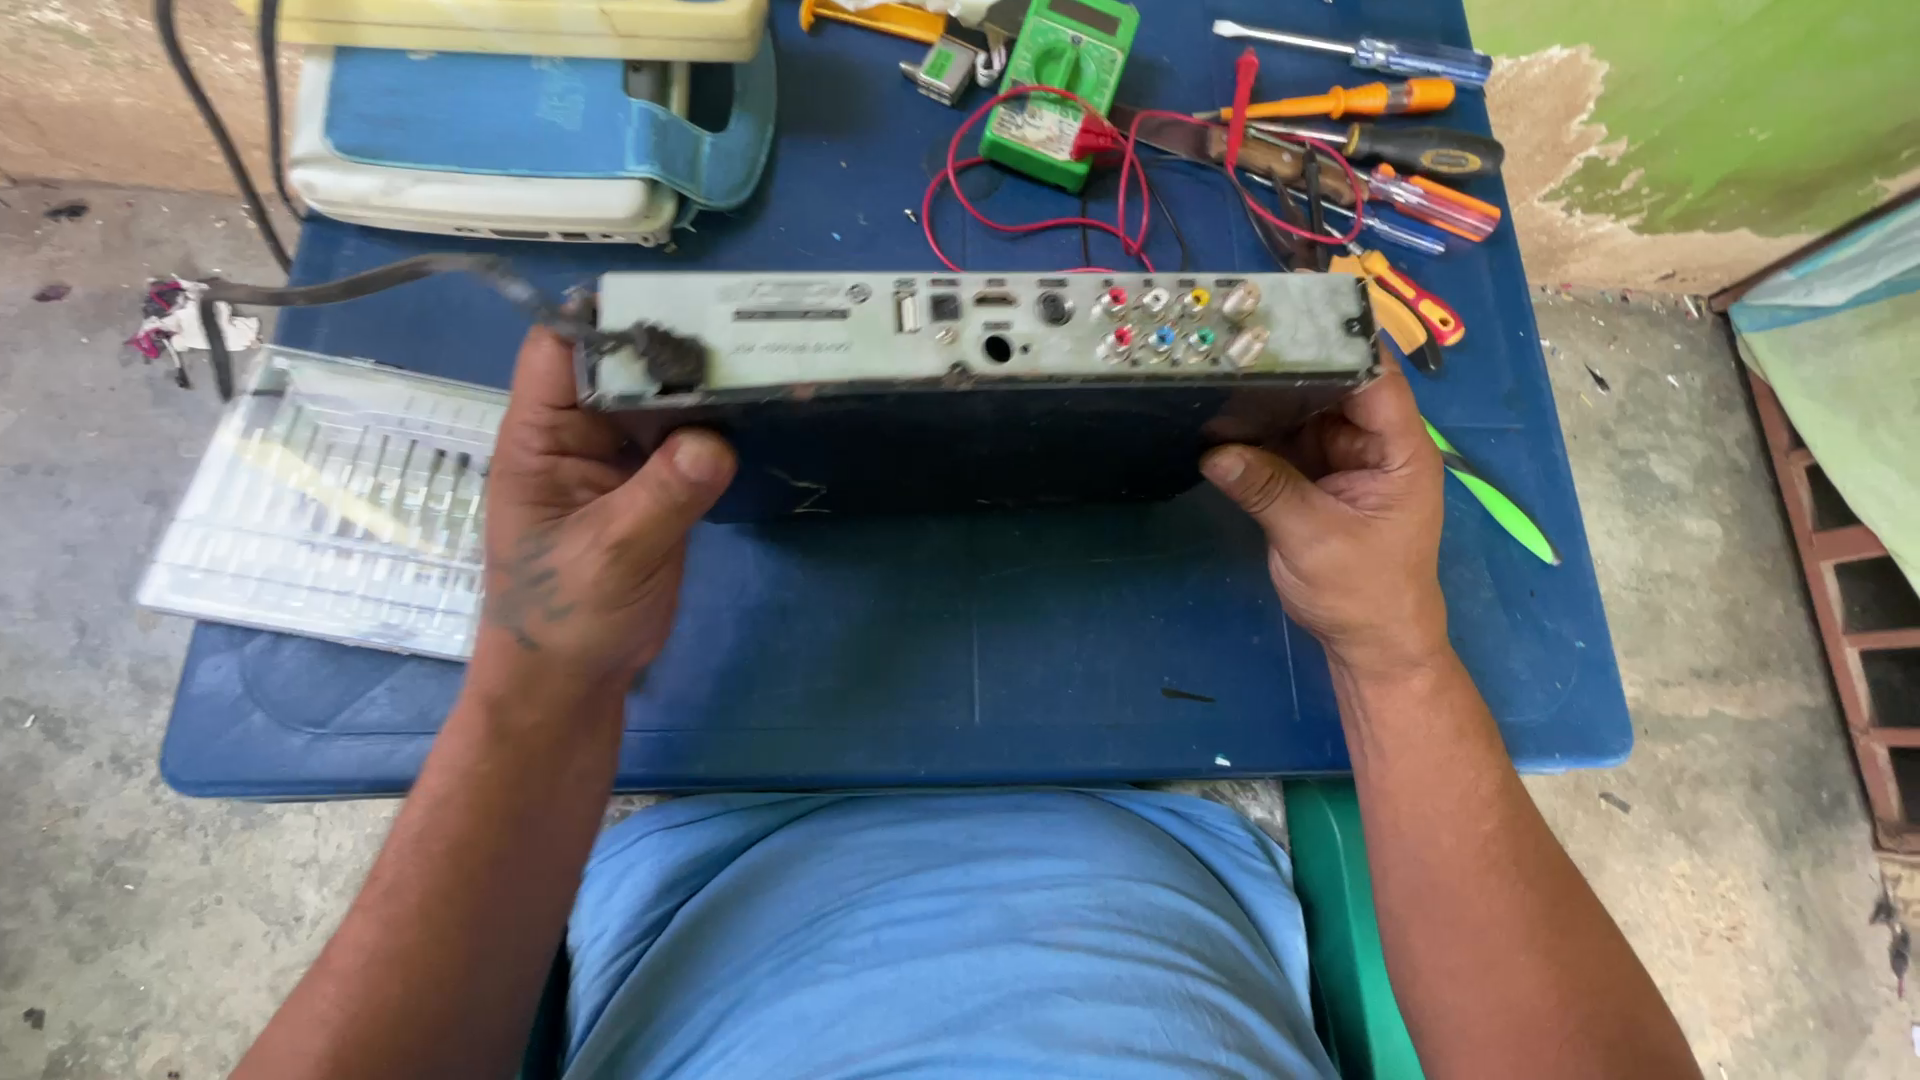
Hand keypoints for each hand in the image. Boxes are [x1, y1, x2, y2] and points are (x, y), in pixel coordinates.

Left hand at [476, 327, 734, 691]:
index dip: (608, 323)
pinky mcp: (656, 488)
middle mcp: (579, 437)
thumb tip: (715, 439)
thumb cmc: (565, 617)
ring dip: (703, 389)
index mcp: (541, 439)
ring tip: (761, 368)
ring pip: (661, 404)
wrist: (576, 677)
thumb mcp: (610, 555)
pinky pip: (687, 444)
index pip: (561, 351)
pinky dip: (717, 429)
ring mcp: (621, 462)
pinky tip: (755, 418)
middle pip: (622, 369)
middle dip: (673, 351)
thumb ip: (661, 497)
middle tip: (742, 338)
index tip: (678, 315)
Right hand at [1201, 356, 1447, 677]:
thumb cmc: (1362, 592)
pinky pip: (1284, 447)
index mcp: (1399, 452)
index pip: (1376, 381)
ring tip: (1222, 374)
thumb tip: (1212, 453)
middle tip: (1238, 345)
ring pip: (1304, 416)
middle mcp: (1373, 446)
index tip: (1291, 320)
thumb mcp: (1313, 539)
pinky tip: (1223, 419)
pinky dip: (1256, 437)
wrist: (1368, 643)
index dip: (1341, 347)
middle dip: (1291, 370)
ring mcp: (1342, 462)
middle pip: (1335, 391)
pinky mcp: (1314, 481)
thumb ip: (1266, 490)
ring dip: (1267, 403)